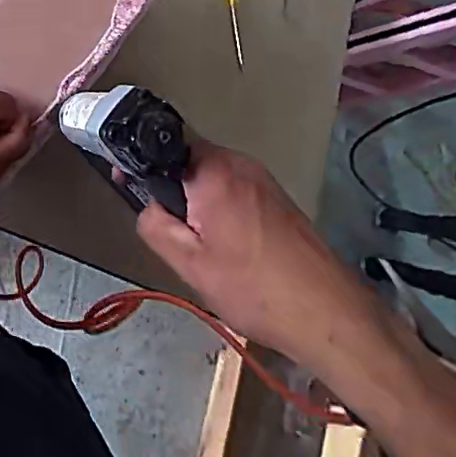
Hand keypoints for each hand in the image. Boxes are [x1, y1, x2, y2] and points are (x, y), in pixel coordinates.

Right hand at [136, 141, 377, 362]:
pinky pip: (238, 193)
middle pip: (191, 164)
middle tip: (179, 236)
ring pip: (215, 181)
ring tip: (210, 251)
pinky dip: (226, 214)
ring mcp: (264, 180)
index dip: (145, 167)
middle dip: (178, 194)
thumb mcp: (188, 263)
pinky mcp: (278, 198)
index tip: (131, 186)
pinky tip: (234, 252)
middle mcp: (241, 164)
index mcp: (214, 171)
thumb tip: (147, 206)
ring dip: (202, 206)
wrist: (324, 309)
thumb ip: (155, 225)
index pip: (166, 147)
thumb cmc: (254, 286)